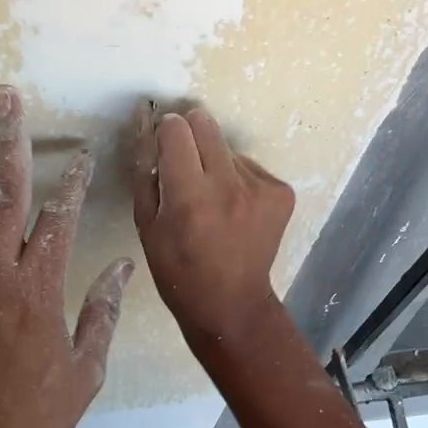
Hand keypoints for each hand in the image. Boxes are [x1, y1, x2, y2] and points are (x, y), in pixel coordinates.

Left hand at [0, 86, 132, 427]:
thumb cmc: (33, 420)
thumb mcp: (84, 371)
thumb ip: (100, 312)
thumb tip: (121, 268)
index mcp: (38, 290)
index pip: (58, 217)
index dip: (72, 180)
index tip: (81, 152)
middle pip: (4, 194)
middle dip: (8, 141)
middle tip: (5, 100)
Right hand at [130, 101, 294, 358]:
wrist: (231, 303)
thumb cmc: (178, 268)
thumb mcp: (146, 224)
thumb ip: (145, 170)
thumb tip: (147, 124)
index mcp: (188, 198)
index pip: (176, 130)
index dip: (166, 131)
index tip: (164, 144)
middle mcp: (228, 186)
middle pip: (205, 124)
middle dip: (190, 133)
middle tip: (186, 160)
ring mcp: (260, 188)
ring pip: (228, 148)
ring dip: (215, 161)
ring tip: (212, 197)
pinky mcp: (282, 193)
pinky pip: (250, 167)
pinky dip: (238, 179)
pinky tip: (234, 208)